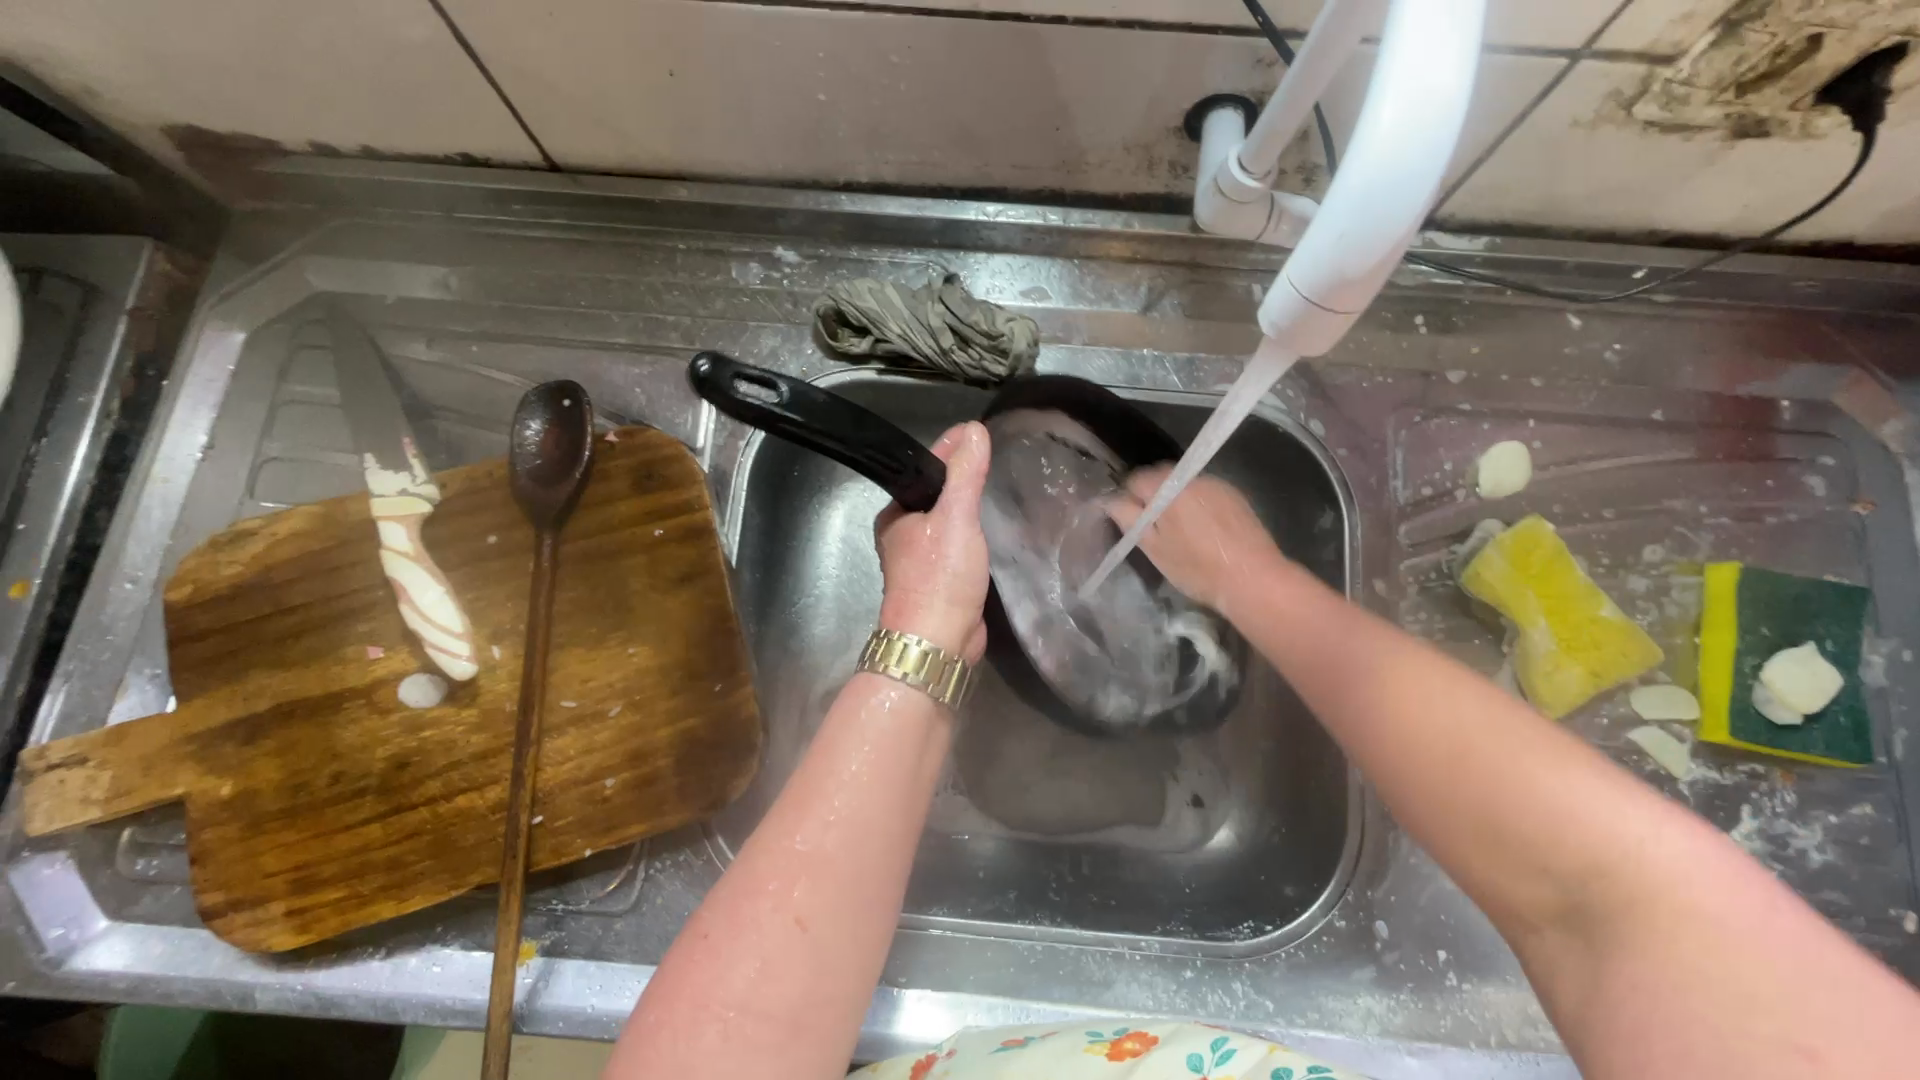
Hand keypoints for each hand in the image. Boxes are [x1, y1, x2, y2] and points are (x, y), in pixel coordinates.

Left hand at [874, 421, 990, 660]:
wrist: (937, 641)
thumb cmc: (939, 576)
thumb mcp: (955, 517)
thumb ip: (965, 474)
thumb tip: (975, 430)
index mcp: (894, 513)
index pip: (925, 467)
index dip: (951, 448)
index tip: (979, 433)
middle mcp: (903, 533)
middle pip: (936, 493)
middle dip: (961, 476)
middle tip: (994, 457)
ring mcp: (920, 558)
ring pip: (948, 520)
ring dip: (970, 506)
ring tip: (998, 485)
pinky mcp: (940, 579)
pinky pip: (959, 544)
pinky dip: (975, 533)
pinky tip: (994, 527)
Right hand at [1105, 466, 1282, 612]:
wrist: (1253, 579)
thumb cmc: (1197, 568)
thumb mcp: (1154, 549)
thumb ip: (1129, 519)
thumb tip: (1110, 501)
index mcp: (1168, 489)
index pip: (1135, 480)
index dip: (1127, 499)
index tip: (1131, 522)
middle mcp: (1192, 478)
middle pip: (1161, 478)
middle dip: (1152, 497)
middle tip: (1154, 529)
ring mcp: (1217, 485)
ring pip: (1184, 485)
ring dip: (1175, 500)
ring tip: (1180, 530)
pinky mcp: (1235, 496)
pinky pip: (1205, 493)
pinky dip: (1197, 504)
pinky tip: (1203, 530)